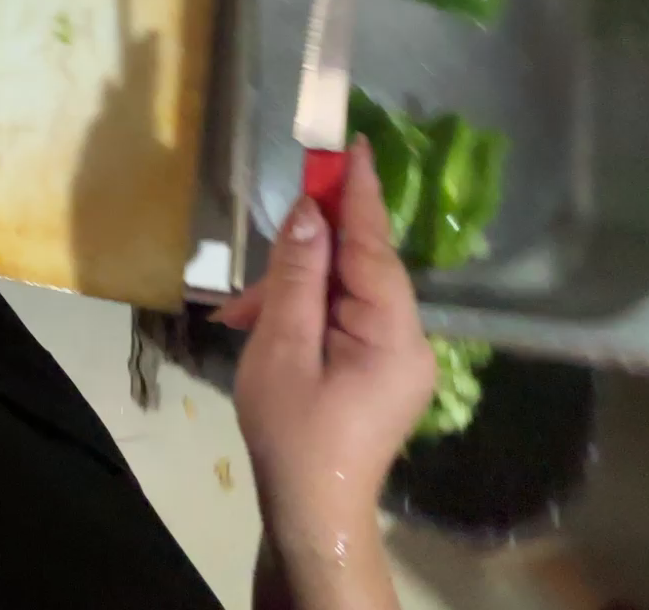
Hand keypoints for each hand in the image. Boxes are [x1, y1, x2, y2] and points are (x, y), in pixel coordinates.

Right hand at [213, 139, 435, 539]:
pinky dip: (295, 310)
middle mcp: (407, 338)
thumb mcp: (282, 345)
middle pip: (353, 269)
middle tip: (253, 276)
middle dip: (298, 260)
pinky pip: (337, 314)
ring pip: (339, 291)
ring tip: (241, 317)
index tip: (354, 147)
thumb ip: (297, 277)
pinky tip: (257, 324)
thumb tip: (308, 215)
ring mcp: (394, 354)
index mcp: (393, 334)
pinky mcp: (375, 364)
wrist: (310, 502)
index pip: (374, 248)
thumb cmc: (292, 425)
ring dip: (287, 291)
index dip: (360, 195)